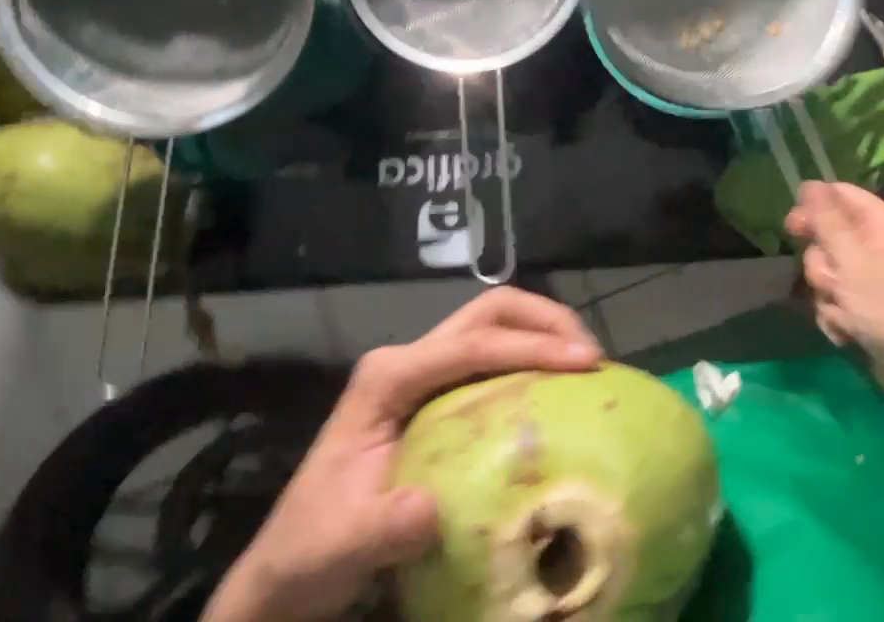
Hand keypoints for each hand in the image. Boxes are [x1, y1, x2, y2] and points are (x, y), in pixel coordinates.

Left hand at [203, 288, 602, 621]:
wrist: (291, 571)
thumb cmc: (311, 552)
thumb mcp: (339, 548)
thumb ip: (379, 529)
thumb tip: (428, 509)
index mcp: (387, 378)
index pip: (470, 345)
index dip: (530, 346)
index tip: (584, 363)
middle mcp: (408, 362)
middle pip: (490, 312)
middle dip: (547, 320)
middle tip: (592, 357)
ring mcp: (425, 375)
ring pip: (497, 326)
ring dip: (546, 335)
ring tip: (589, 371)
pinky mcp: (440, 396)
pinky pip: (498, 360)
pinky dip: (536, 361)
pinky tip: (562, 393)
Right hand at [786, 181, 883, 401]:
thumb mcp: (853, 262)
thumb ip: (828, 222)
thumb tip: (810, 183)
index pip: (841, 196)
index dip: (814, 209)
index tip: (793, 229)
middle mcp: (879, 243)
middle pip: (827, 237)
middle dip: (822, 266)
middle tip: (833, 284)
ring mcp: (872, 276)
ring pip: (827, 271)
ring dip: (828, 296)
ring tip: (848, 316)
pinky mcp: (866, 304)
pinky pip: (834, 298)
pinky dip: (836, 316)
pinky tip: (848, 333)